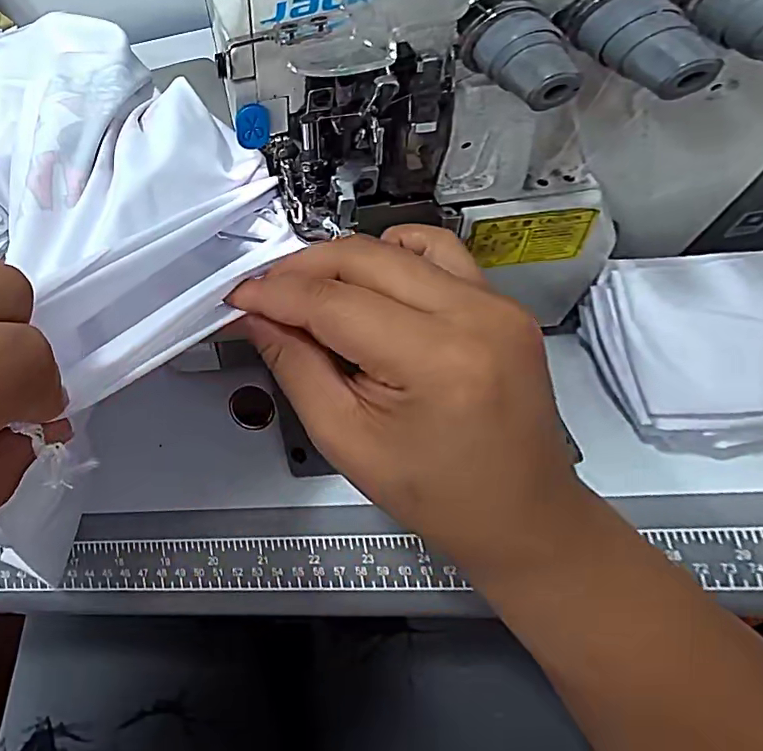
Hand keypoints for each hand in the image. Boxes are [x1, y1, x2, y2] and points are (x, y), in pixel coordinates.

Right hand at [226, 226, 594, 577]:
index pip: (331, 302)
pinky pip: (435, 248)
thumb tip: (256, 317)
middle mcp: (475, 318)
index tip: (241, 298)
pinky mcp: (497, 301)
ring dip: (337, 261)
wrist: (521, 516)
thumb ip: (293, 364)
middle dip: (297, 272)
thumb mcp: (343, 437)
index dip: (274, 294)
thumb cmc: (442, 495)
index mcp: (438, 361)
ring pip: (390, 247)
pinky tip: (368, 279)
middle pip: (359, 258)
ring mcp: (494, 304)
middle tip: (263, 296)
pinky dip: (390, 252)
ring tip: (308, 292)